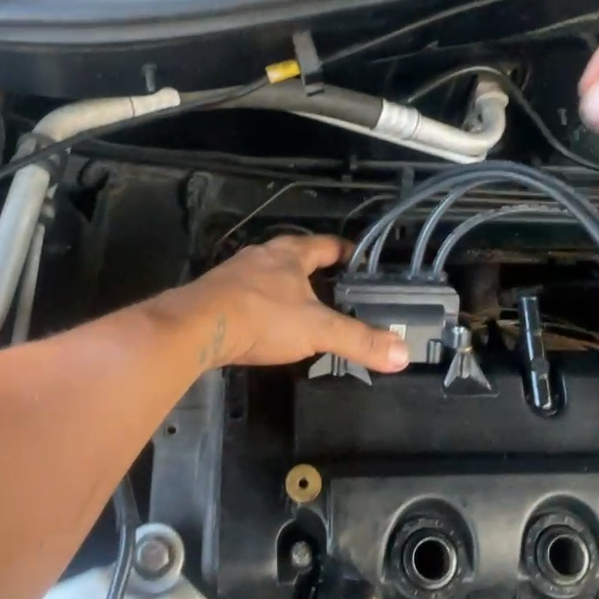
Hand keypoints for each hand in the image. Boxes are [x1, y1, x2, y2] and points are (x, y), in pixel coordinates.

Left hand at [161, 235, 410, 371]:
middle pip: (294, 257)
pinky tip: (264, 324)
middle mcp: (261, 256)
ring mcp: (234, 275)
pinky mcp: (215, 296)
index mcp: (289, 255)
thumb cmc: (261, 317)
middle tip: (335, 287)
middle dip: (313, 271)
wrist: (196, 328)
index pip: (326, 245)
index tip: (361, 260)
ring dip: (284, 288)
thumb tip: (402, 353)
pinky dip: (260, 307)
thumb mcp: (318, 331)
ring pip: (267, 276)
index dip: (345, 251)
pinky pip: (245, 297)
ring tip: (302, 307)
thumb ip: (359, 341)